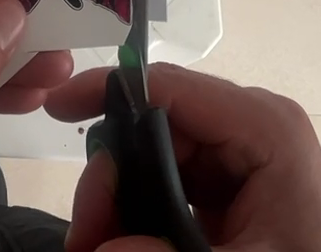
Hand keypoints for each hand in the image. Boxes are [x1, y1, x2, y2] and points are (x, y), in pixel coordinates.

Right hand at [46, 63, 320, 251]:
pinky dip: (139, 213)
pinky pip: (169, 185)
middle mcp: (247, 128)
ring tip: (94, 243)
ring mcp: (239, 158)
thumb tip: (100, 249)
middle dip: (111, 175)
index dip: (109, 89)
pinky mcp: (232, 190)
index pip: (170, 86)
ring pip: (153, 158)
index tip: (58, 107)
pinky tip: (121, 240)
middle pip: (152, 127)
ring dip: (118, 200)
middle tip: (84, 232)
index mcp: (262, 127)